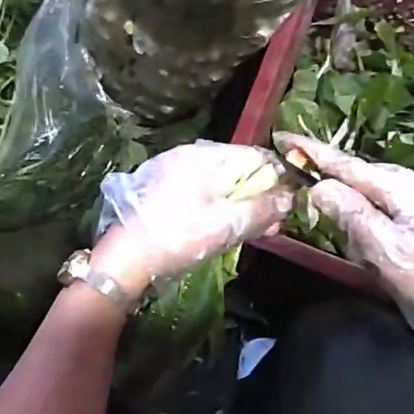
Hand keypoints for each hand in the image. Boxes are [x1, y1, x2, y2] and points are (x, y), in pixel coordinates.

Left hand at [91, 142, 296, 297]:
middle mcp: (190, 154)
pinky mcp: (164, 189)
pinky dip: (218, 206)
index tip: (287, 206)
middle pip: (238, 169)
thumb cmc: (177, 238)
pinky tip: (222, 227)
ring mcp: (174, 170)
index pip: (256, 156)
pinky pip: (202, 191)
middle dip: (259, 195)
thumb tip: (290, 198)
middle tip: (271, 225)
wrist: (124, 258)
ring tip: (251, 230)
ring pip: (220, 182)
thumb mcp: (226, 226)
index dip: (278, 180)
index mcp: (205, 156)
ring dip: (240, 203)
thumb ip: (262, 209)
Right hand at [275, 133, 413, 349]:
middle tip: (297, 188)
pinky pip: (379, 214)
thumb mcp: (385, 248)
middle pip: (354, 175)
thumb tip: (318, 185)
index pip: (344, 162)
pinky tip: (365, 246)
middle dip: (326, 180)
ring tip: (337, 228)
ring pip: (365, 196)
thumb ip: (349, 213)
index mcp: (398, 186)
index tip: (281, 137)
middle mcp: (408, 187)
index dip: (311, 151)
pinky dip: (363, 226)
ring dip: (346, 210)